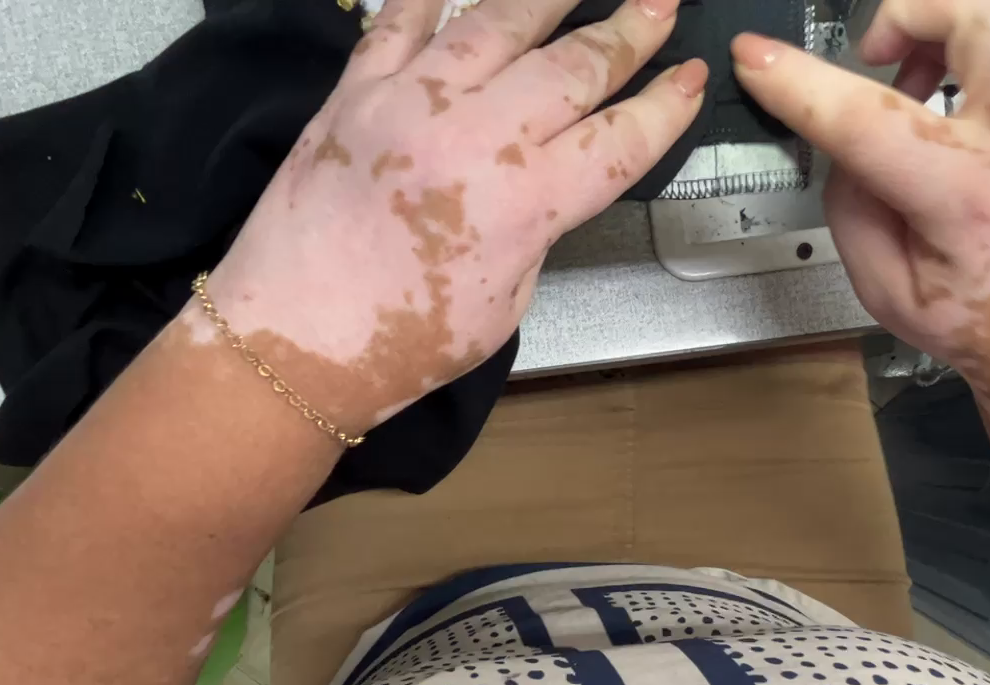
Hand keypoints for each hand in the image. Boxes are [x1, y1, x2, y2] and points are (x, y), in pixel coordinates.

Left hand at [194, 0, 706, 432]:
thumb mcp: (505, 305)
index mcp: (524, 207)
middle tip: (661, 3)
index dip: (662, 109)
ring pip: (498, 21)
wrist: (298, 340)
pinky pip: (403, 17)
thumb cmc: (407, 346)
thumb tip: (547, 185)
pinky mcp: (356, 90)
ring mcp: (411, 102)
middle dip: (628, 33)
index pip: (616, 142)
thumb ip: (535, 232)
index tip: (691, 78)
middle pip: (572, 67)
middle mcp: (476, 138)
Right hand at [732, 0, 989, 400]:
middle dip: (912, 7)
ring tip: (924, 66)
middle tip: (879, 54)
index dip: (799, 83)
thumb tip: (840, 136)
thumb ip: (849, 206)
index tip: (754, 58)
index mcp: (964, 197)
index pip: (867, 119)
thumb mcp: (881, 287)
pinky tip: (966, 63)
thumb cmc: (970, 313)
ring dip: (954, 9)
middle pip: (982, 4)